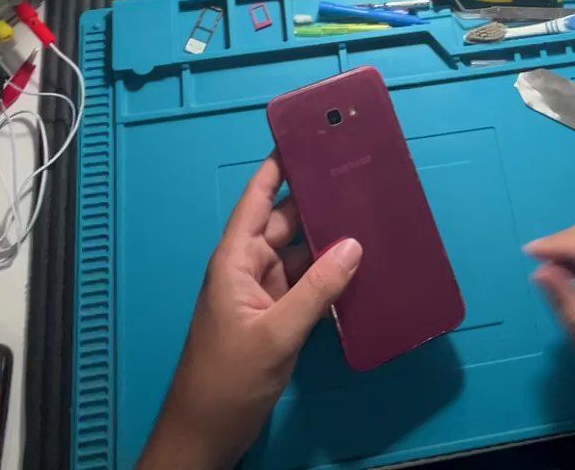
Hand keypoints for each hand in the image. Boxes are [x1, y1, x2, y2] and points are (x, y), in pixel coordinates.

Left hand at [137, 154, 361, 469]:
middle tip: (357, 178)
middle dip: (317, 200)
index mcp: (236, 257)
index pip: (259, 197)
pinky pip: (306, 281)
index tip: (308, 138)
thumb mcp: (276, 334)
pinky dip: (328, 273)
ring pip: (300, 252)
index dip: (279, 165)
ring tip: (367, 215)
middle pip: (286, 221)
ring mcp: (264, 290)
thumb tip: (354, 245)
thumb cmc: (228, 379)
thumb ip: (317, 290)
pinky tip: (358, 265)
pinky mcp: (277, 314)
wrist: (207, 436)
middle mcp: (250, 265)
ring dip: (328, 239)